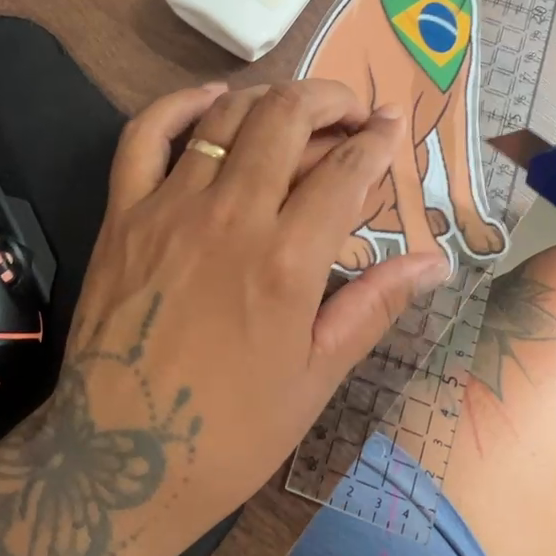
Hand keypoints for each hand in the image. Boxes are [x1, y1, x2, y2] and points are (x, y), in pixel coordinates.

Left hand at [0, 80, 446, 555]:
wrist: (118, 459)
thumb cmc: (231, 429)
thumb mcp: (316, 378)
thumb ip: (374, 306)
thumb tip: (436, 263)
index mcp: (288, 261)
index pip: (346, 171)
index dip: (378, 139)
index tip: (392, 124)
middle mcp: (232, 216)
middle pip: (287, 117)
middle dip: (330, 99)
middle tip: (351, 109)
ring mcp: (170, 206)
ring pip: (227, 115)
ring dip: (270, 97)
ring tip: (295, 108)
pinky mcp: (124, 212)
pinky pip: (145, 134)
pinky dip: (180, 104)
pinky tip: (212, 100)